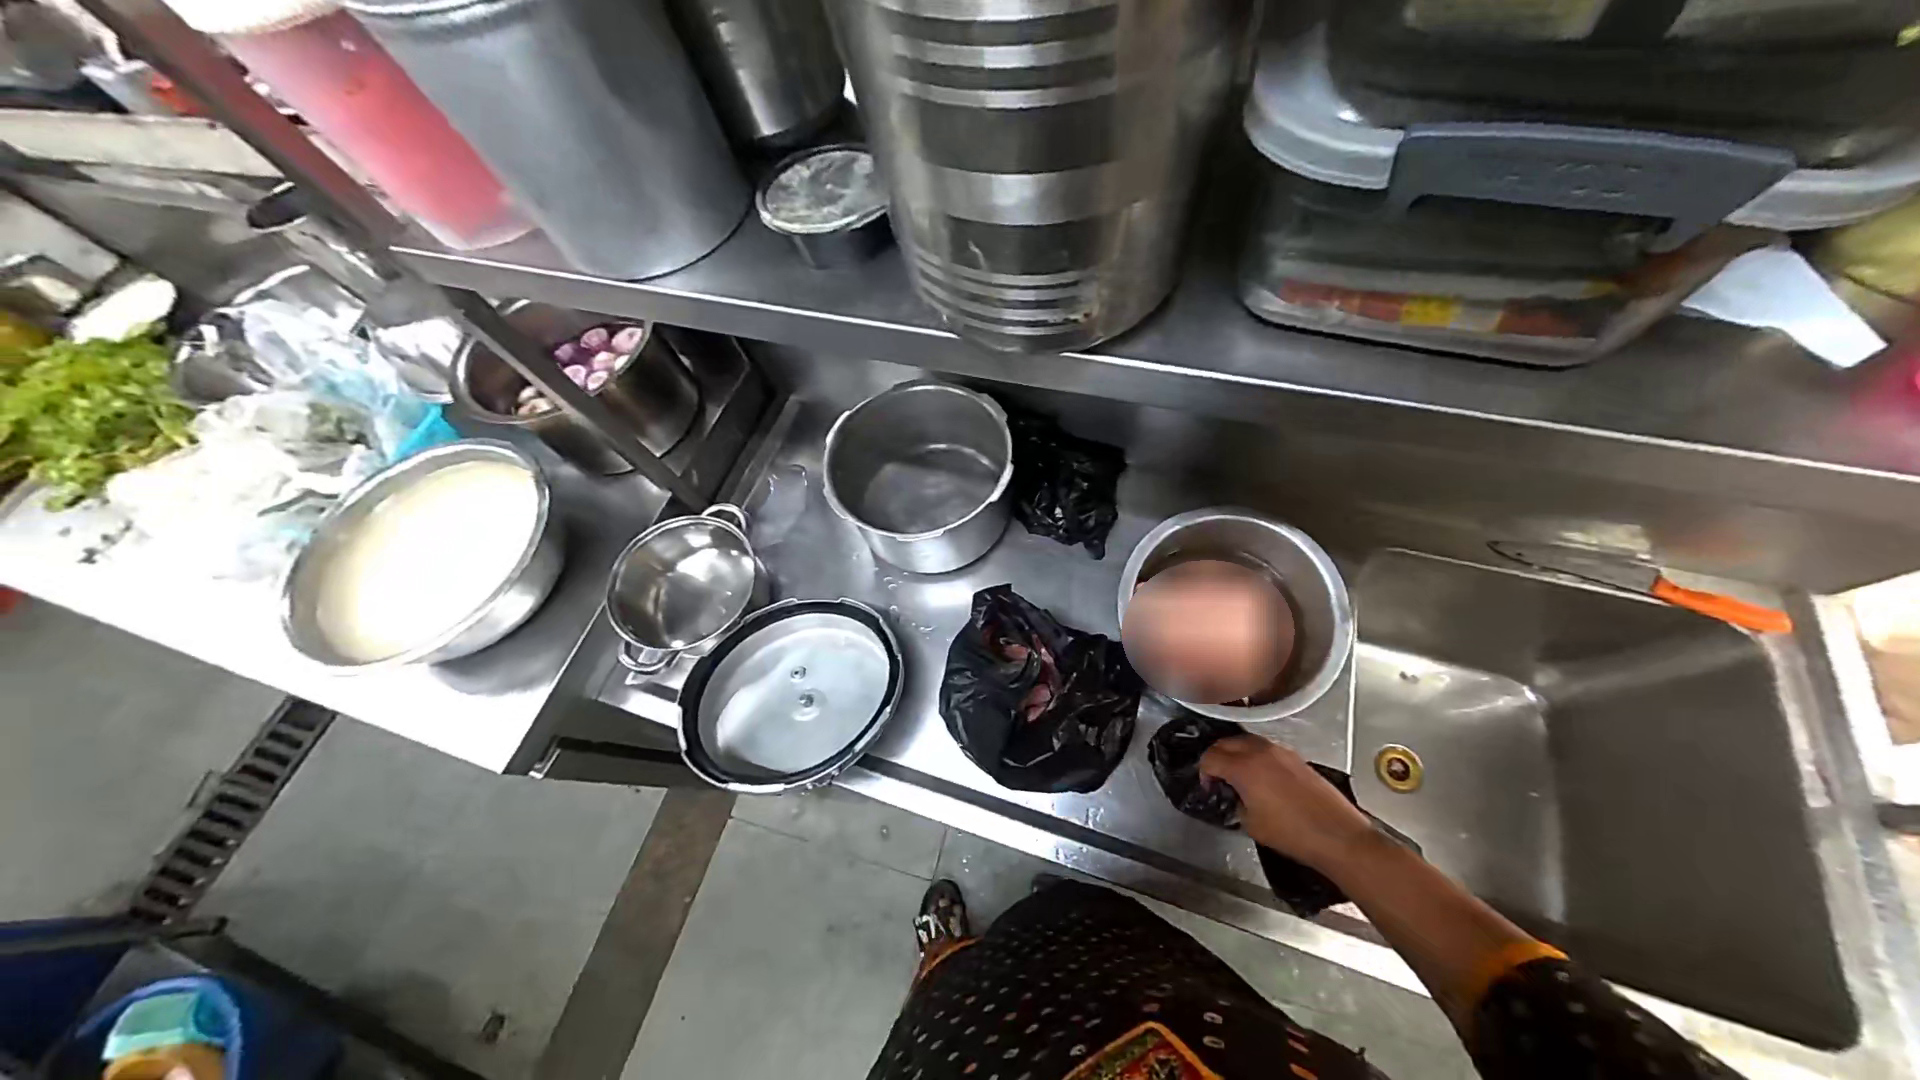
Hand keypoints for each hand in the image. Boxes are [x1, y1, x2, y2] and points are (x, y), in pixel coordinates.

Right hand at [1200, 736, 1377, 873]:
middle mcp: (1259, 751)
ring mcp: (1281, 751)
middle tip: (1218, 778)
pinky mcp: (1297, 758)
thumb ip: (1235, 802)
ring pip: (1247, 741)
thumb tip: (1235, 794)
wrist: (1339, 836)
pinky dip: (1256, 756)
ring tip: (1239, 775)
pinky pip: (1266, 749)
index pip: (1210, 757)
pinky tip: (1262, 777)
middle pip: (1226, 743)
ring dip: (1236, 753)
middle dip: (1217, 757)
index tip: (1209, 788)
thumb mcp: (1250, 823)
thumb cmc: (1290, 833)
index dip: (1204, 772)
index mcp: (1243, 766)